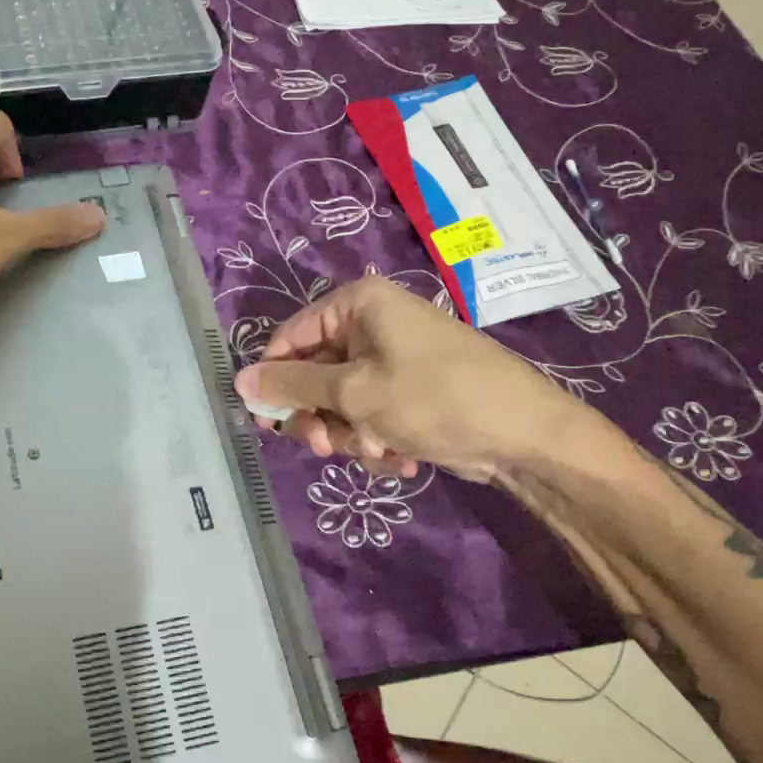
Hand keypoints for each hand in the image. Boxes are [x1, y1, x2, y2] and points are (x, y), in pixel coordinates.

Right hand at [234, 277, 593, 481]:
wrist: (524, 436)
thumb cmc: (434, 398)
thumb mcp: (354, 393)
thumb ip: (292, 387)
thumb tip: (238, 381)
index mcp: (357, 305)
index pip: (289, 338)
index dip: (274, 381)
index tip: (267, 422)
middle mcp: (372, 325)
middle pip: (313, 375)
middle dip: (320, 417)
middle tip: (324, 447)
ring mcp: (392, 360)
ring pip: (339, 404)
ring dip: (351, 436)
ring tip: (379, 451)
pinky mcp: (409, 393)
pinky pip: (370, 416)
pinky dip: (378, 441)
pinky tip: (401, 458)